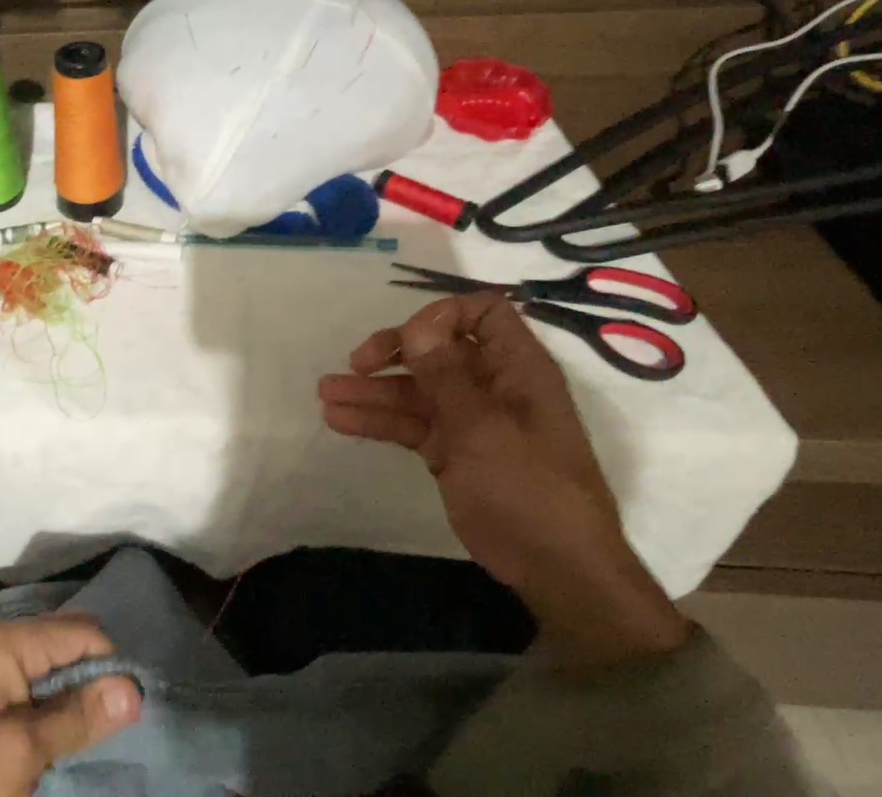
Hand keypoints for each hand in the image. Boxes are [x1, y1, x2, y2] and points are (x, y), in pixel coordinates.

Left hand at [0, 615, 141, 796]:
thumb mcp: (24, 749)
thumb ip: (78, 715)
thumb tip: (135, 688)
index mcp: (8, 640)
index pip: (83, 631)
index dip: (111, 666)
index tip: (128, 710)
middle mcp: (5, 639)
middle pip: (73, 643)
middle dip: (98, 677)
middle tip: (113, 723)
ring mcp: (0, 665)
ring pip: (63, 666)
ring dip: (83, 696)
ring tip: (97, 731)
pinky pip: (47, 684)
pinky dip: (64, 705)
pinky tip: (72, 732)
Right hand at [319, 292, 689, 665]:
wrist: (555, 568)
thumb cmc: (528, 488)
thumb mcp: (483, 427)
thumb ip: (446, 374)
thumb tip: (418, 324)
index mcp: (517, 370)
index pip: (485, 314)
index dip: (444, 315)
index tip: (408, 337)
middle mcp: (493, 387)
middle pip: (438, 351)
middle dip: (393, 352)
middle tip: (355, 363)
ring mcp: (470, 421)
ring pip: (416, 391)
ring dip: (372, 390)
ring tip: (325, 394)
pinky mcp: (451, 453)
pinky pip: (410, 425)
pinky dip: (377, 421)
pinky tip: (339, 421)